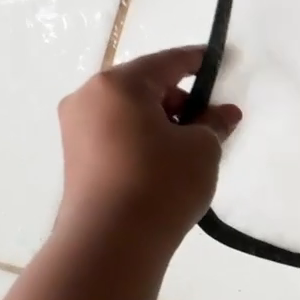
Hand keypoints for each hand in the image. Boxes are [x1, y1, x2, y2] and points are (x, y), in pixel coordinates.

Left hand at [55, 47, 241, 241]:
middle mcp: (89, 98)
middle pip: (145, 87)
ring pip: (131, 113)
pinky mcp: (78, 157)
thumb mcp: (203, 149)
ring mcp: (77, 128)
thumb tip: (223, 113)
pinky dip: (146, 140)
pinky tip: (169, 164)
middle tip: (214, 123)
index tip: (221, 60)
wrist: (112, 238)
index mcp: (118, 85)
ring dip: (163, 122)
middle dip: (181, 100)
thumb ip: (214, 123)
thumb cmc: (162, 181)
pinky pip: (119, 134)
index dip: (198, 61)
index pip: (167, 63)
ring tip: (193, 150)